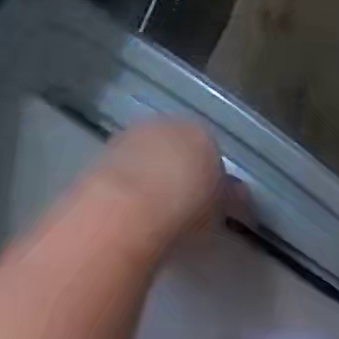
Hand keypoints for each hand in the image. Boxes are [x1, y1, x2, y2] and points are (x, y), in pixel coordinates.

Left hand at [71, 119, 227, 246]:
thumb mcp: (224, 210)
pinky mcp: (100, 155)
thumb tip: (238, 195)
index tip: (217, 203)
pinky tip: (140, 212)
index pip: (214, 153)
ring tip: (164, 213)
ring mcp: (128, 137)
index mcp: (202, 133)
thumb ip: (232, 198)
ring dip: (157, 179)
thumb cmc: (189, 208)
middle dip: (185, 173)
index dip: (217, 179)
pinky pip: (128, 172)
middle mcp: (164, 125)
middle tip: (191, 207)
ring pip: (152, 158)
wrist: (127, 212)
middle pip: (179, 150)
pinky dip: (135, 187)